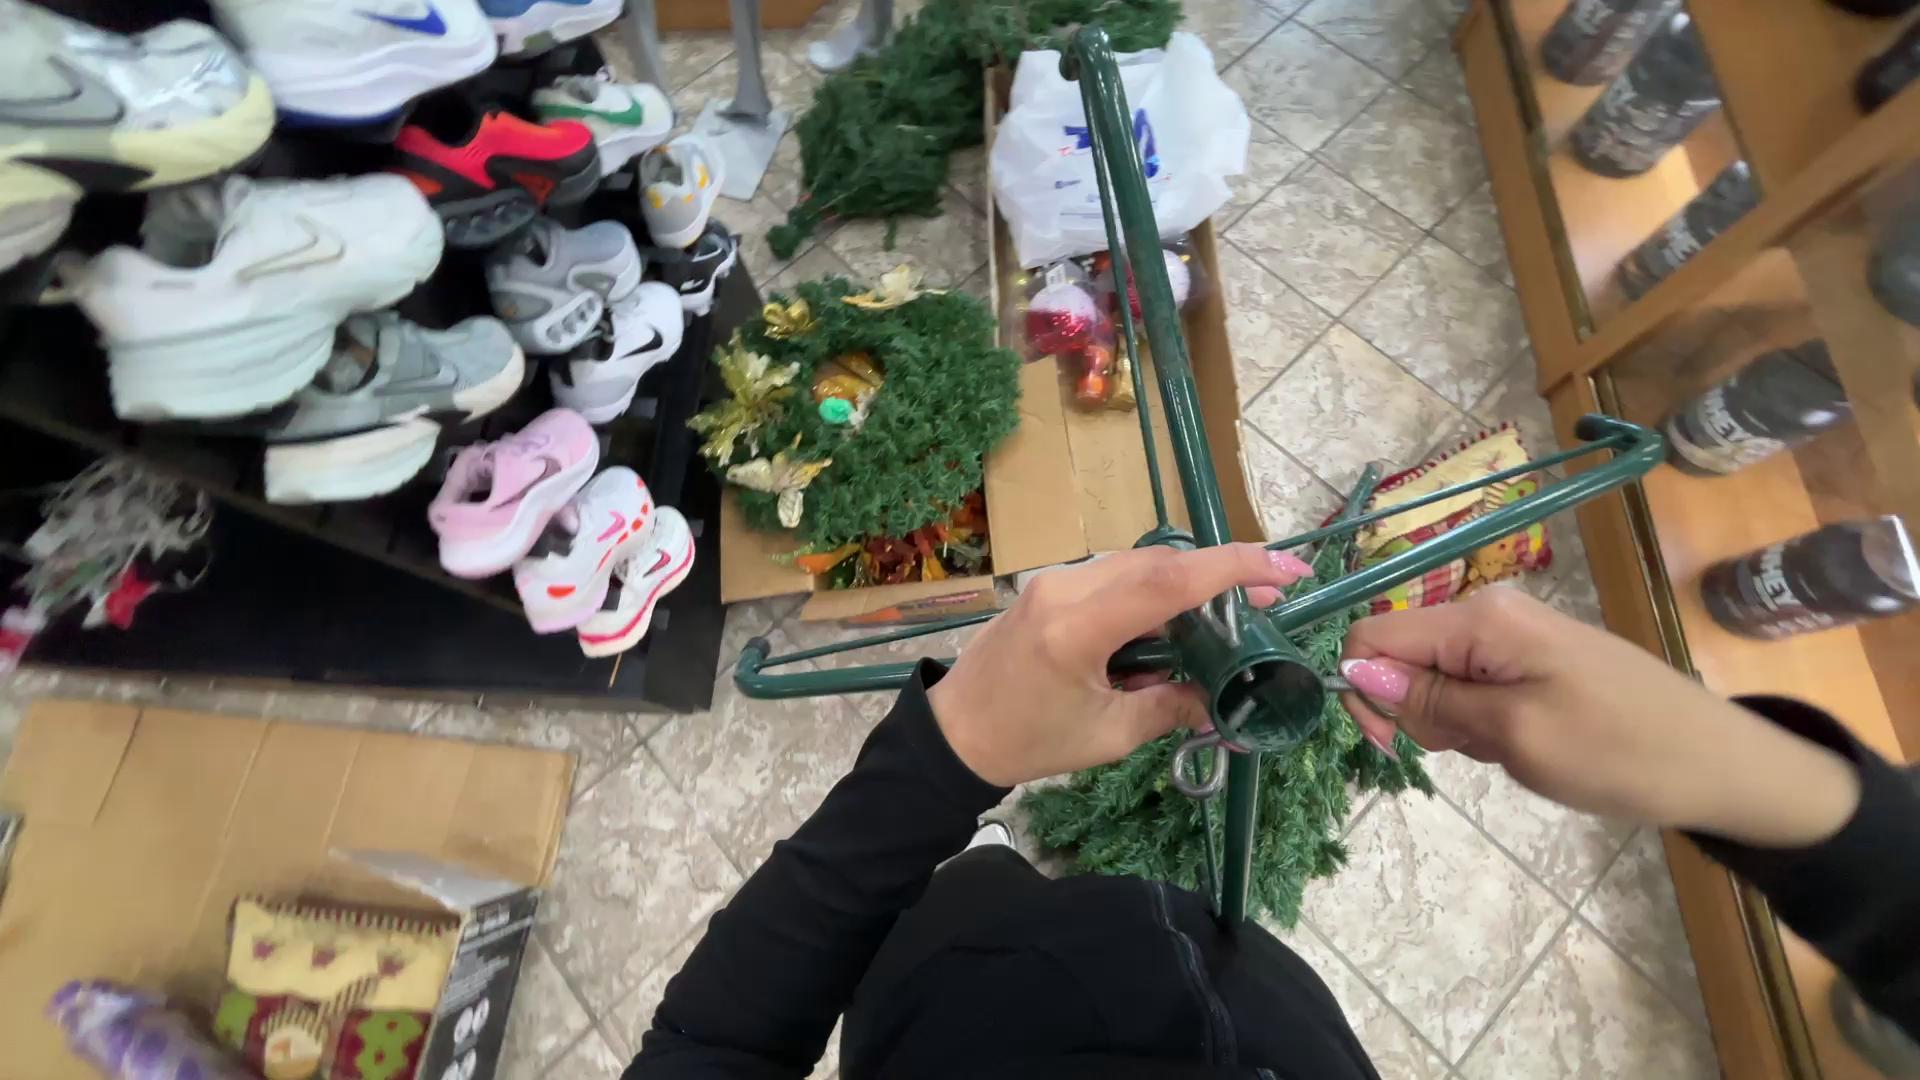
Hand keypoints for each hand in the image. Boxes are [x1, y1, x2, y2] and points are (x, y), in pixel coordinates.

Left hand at [927, 543, 1315, 786]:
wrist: (955, 731)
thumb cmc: (1027, 741)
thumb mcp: (1106, 735)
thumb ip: (1169, 708)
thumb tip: (1219, 698)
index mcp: (1076, 629)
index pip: (1166, 582)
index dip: (1232, 568)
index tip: (1286, 569)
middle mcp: (1062, 589)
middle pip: (1156, 562)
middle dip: (1218, 573)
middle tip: (1268, 597)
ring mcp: (1050, 582)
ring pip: (1134, 563)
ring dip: (1184, 579)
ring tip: (1228, 611)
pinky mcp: (1046, 586)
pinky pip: (1110, 574)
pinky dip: (1149, 588)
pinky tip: (1172, 616)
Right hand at [1337, 587, 1860, 846]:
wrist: (1733, 770)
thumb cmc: (1621, 751)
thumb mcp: (1513, 732)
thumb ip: (1428, 699)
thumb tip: (1351, 671)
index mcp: (1478, 618)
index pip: (1371, 637)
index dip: (1362, 688)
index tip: (1388, 742)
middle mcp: (1485, 612)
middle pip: (1398, 657)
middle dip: (1414, 708)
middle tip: (1469, 747)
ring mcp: (1507, 632)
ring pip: (1429, 675)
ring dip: (1447, 719)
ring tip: (1503, 746)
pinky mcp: (1525, 655)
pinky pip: (1465, 682)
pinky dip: (1474, 717)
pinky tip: (1514, 738)